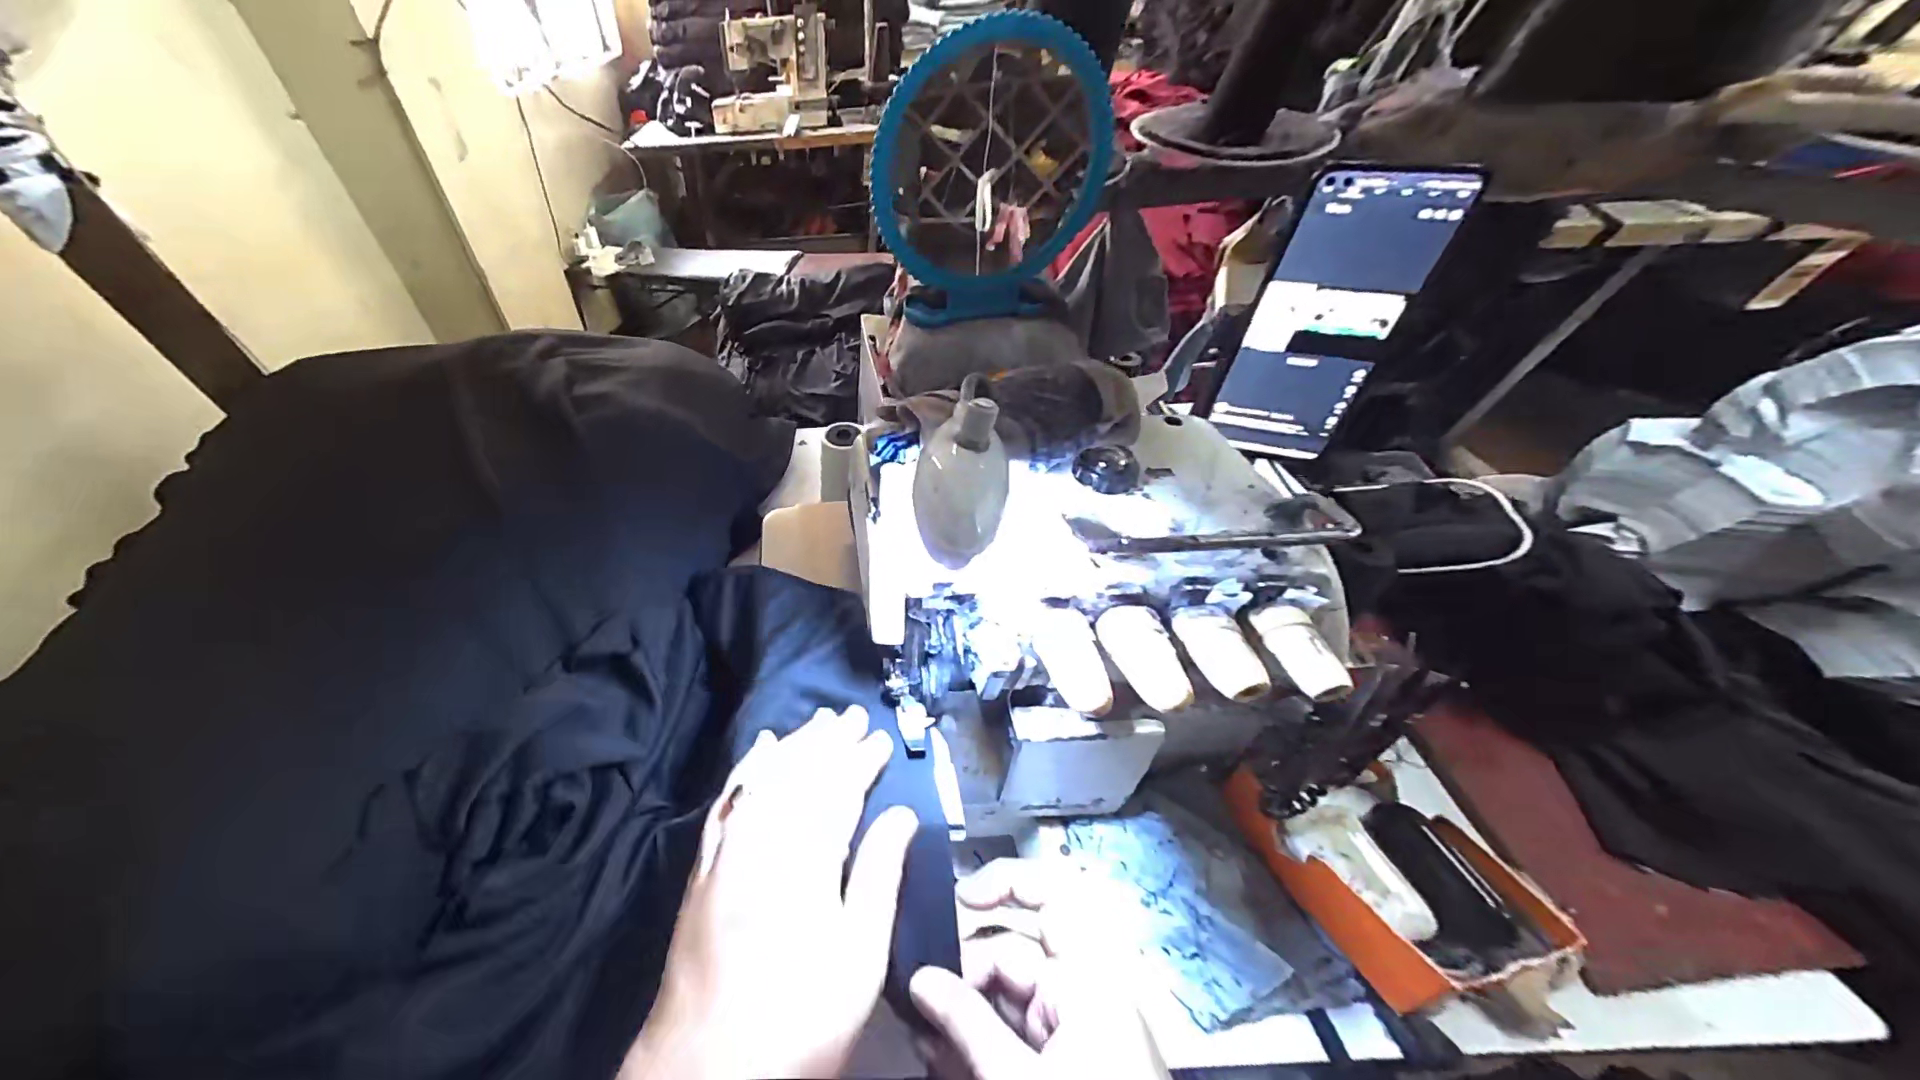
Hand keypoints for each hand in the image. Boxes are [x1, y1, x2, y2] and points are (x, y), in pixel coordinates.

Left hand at [619, 705, 918, 1079]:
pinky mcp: (703, 871)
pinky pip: (727, 804)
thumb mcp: (860, 957)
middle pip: (801, 777)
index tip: (880, 738)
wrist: (701, 1075)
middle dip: (828, 743)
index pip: (839, 792)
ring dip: (792, 748)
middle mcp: (764, 844)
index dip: (861, 762)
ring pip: (764, 782)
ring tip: (814, 723)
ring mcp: (727, 854)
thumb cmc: (799, 1020)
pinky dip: (744, 773)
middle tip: (851, 715)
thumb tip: (901, 815)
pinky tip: (757, 756)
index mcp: (808, 862)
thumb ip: (879, 876)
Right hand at [908, 859, 1168, 1079]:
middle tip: (917, 994)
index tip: (956, 896)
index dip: (1003, 887)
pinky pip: (1014, 1034)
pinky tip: (941, 1053)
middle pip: (1014, 955)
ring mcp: (1072, 1030)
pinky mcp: (1064, 1063)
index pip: (1045, 906)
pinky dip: (979, 1040)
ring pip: (1007, 999)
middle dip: (964, 970)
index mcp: (1087, 980)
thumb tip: (921, 979)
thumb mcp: (1017, 1078)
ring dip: (963, 1011)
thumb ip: (967, 1022)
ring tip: (921, 1034)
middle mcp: (1081, 993)